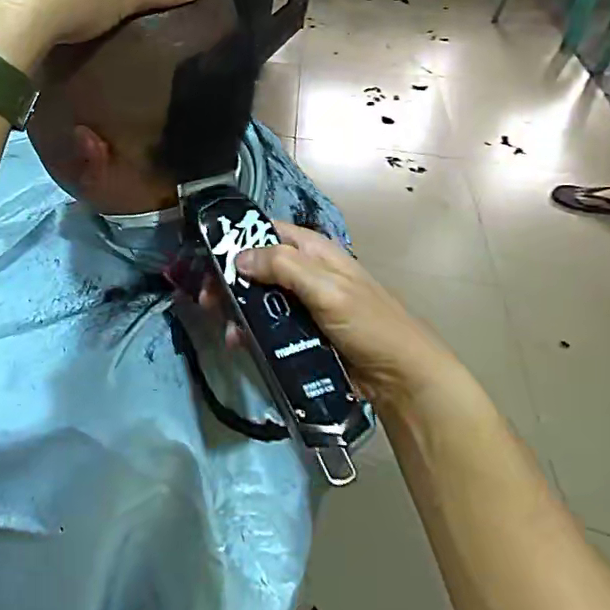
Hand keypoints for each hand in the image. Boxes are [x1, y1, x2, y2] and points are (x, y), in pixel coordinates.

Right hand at [228, 223, 456, 406]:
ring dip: (239, 311)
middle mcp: (306, 272)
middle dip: (232, 281)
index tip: (209, 256)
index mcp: (314, 251)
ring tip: (223, 328)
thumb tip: (239, 256)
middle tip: (208, 300)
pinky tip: (239, 344)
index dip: (238, 238)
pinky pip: (269, 328)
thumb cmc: (368, 323)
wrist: (401, 377)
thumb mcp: (327, 289)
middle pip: (258, 267)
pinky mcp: (302, 334)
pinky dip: (252, 333)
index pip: (267, 231)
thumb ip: (284, 267)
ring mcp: (303, 304)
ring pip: (260, 299)